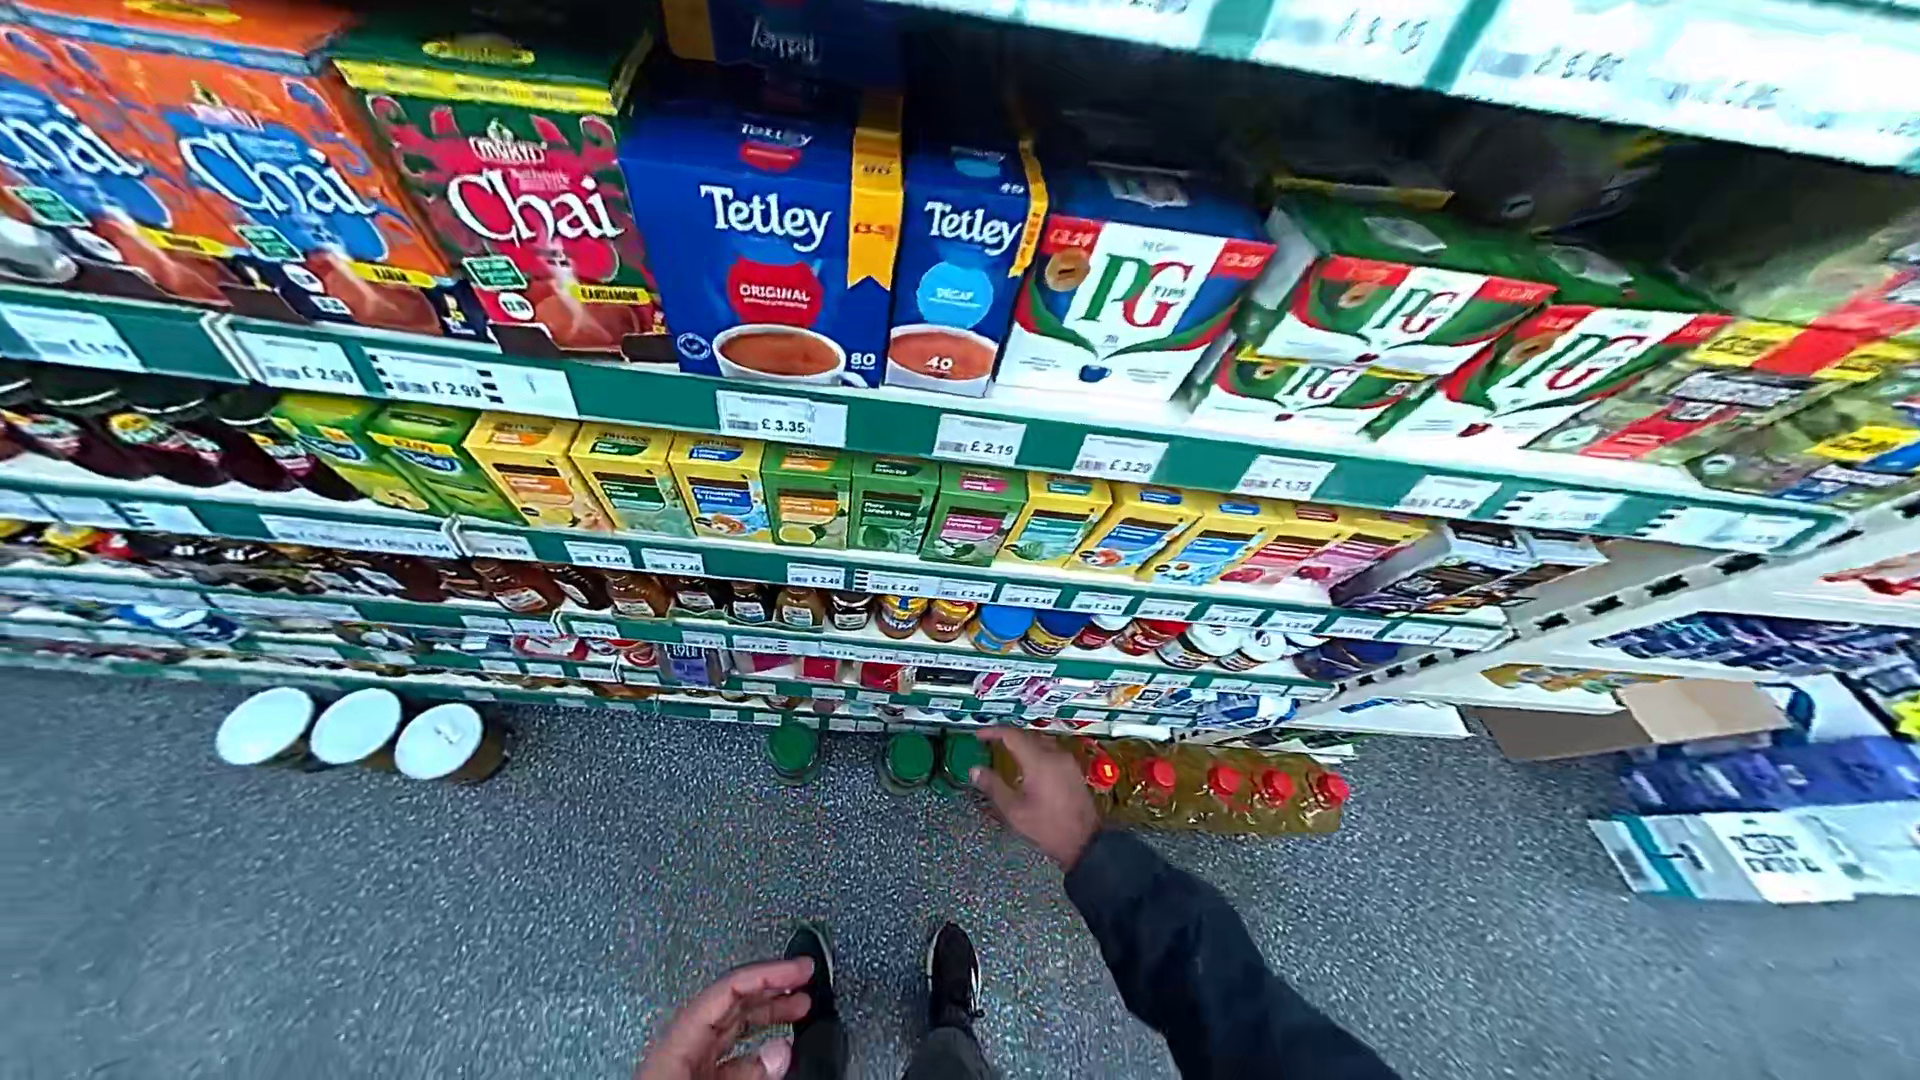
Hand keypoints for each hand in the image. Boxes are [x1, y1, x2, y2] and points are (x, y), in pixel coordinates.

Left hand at [634, 957, 812, 1079]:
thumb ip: (747, 1076)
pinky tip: (778, 1059)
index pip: (728, 989)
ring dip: (768, 1019)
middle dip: (771, 990)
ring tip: (800, 1012)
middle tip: (806, 982)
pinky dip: (756, 1055)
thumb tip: (782, 1050)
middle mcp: (681, 1052)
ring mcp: (686, 1073)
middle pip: (731, 1004)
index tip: (800, 971)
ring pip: (732, 1031)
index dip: (767, 974)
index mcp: (676, 1046)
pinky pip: (730, 1062)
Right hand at [971, 729, 1101, 870]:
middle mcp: (1054, 755)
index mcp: (1038, 761)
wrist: (1084, 842)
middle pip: (1026, 734)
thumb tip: (975, 771)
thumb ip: (993, 787)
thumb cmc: (1047, 828)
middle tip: (991, 742)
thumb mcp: (1014, 811)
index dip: (993, 732)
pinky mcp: (1073, 768)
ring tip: (1007, 750)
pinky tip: (1030, 763)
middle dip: (1007, 736)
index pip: (1012, 735)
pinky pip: (1051, 749)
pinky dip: (1036, 749)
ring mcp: (1066, 760)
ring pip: (1040, 740)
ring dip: (1022, 741)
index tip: (980, 735)